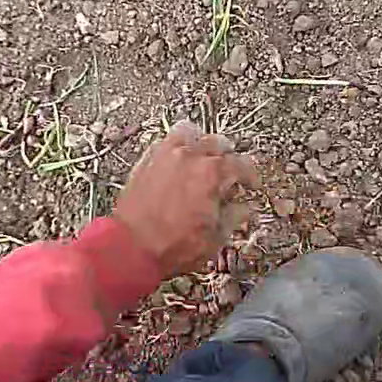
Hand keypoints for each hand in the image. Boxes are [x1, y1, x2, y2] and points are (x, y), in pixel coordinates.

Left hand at [112, 121, 257, 278]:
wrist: (130, 248)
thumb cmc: (173, 245)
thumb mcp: (216, 237)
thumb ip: (235, 215)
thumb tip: (243, 207)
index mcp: (213, 172)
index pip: (241, 163)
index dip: (250, 176)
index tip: (251, 185)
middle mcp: (190, 156)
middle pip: (218, 143)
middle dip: (228, 157)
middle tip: (229, 172)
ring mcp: (166, 155)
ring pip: (190, 133)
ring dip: (201, 143)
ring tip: (203, 157)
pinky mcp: (146, 160)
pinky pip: (166, 142)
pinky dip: (177, 146)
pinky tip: (179, 160)